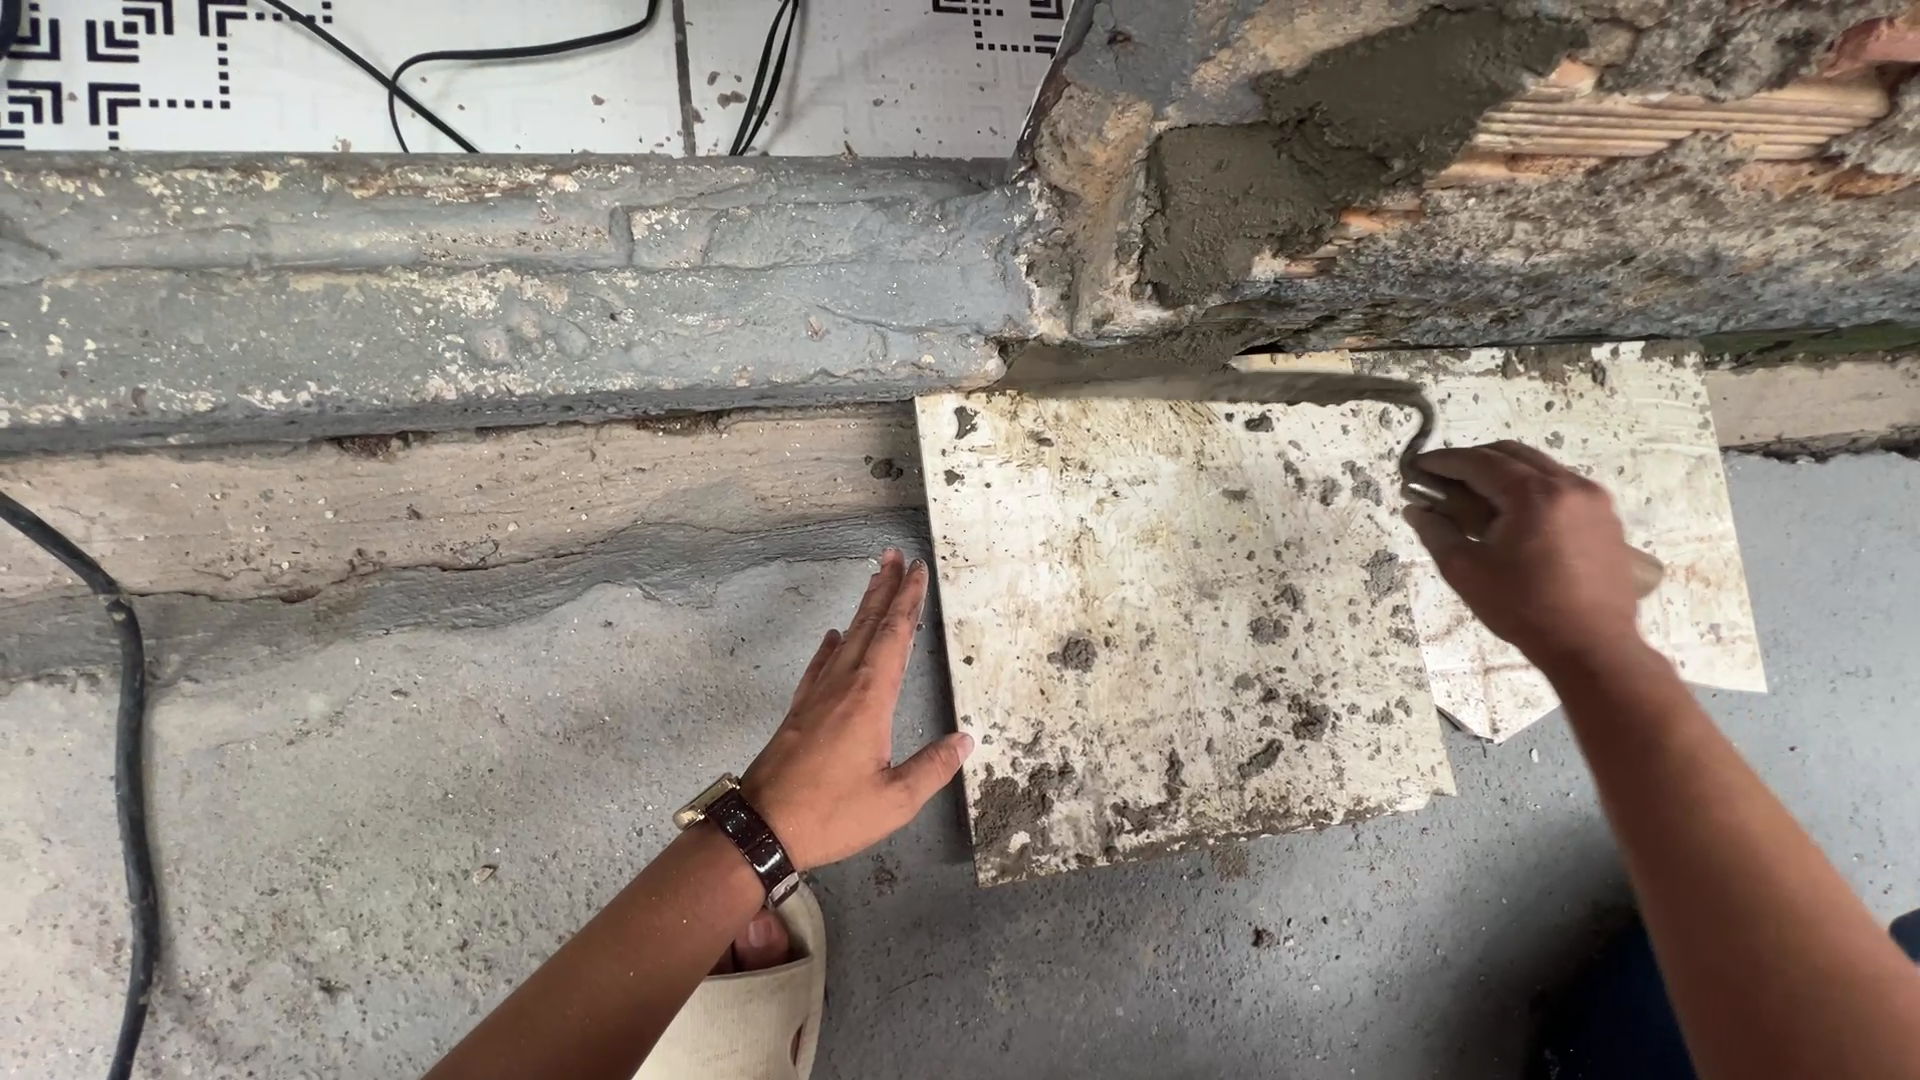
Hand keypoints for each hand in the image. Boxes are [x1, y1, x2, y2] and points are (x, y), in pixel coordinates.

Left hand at [740, 548, 973, 870]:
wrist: (762, 825)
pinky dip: (830, 645)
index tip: (918, 571)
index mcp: (871, 697)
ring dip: (863, 607)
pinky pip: (820, 665)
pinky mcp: (801, 710)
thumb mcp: (895, 799)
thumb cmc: (831, 813)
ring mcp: (818, 694)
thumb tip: (966, 740)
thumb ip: (933, 767)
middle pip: (869, 624)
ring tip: (873, 580)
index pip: (896, 635)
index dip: (909, 600)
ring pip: (845, 638)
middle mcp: (844, 684)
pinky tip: (833, 636)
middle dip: (885, 587)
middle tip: (895, 555)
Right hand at [1404, 441, 1647, 675]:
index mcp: (1535, 495)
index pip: (1480, 462)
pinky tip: (1507, 515)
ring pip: (1538, 467)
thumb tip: (1415, 508)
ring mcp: (1593, 500)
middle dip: (1471, 461)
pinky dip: (1527, 488)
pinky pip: (1558, 486)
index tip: (1416, 466)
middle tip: (1440, 480)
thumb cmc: (1521, 607)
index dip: (1443, 461)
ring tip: (1471, 498)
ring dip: (1500, 473)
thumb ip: (1435, 531)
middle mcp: (1570, 486)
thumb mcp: (1464, 570)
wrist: (1591, 644)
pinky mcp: (1604, 517)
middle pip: (1512, 454)